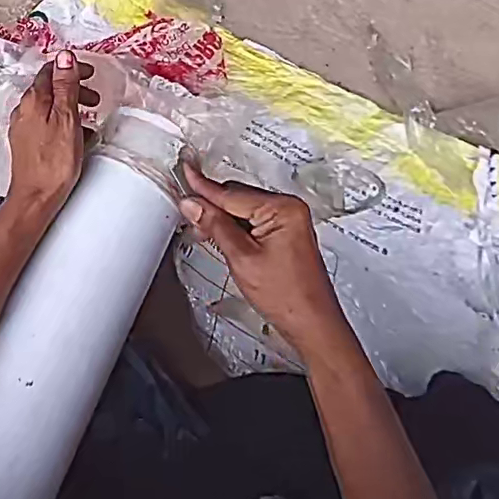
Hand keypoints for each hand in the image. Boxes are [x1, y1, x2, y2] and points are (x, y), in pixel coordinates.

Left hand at [7, 51, 97, 219]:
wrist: (35, 198)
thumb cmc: (54, 162)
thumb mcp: (67, 118)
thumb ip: (66, 86)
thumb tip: (64, 56)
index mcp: (33, 100)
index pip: (50, 71)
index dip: (70, 68)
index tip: (89, 73)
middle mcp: (24, 110)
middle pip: (49, 88)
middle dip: (73, 88)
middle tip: (94, 98)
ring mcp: (23, 128)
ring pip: (49, 106)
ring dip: (70, 106)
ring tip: (88, 118)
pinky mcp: (26, 143)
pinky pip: (46, 123)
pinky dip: (63, 122)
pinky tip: (76, 137)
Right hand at [178, 163, 350, 355]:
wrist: (312, 326)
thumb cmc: (288, 297)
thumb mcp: (242, 258)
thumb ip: (215, 226)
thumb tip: (194, 205)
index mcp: (282, 208)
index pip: (231, 194)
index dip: (203, 187)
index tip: (186, 173)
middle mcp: (289, 208)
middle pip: (237, 197)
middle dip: (212, 206)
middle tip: (188, 212)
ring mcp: (289, 219)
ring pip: (243, 208)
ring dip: (222, 218)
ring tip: (203, 230)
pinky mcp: (286, 231)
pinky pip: (253, 218)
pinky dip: (235, 226)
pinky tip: (223, 238)